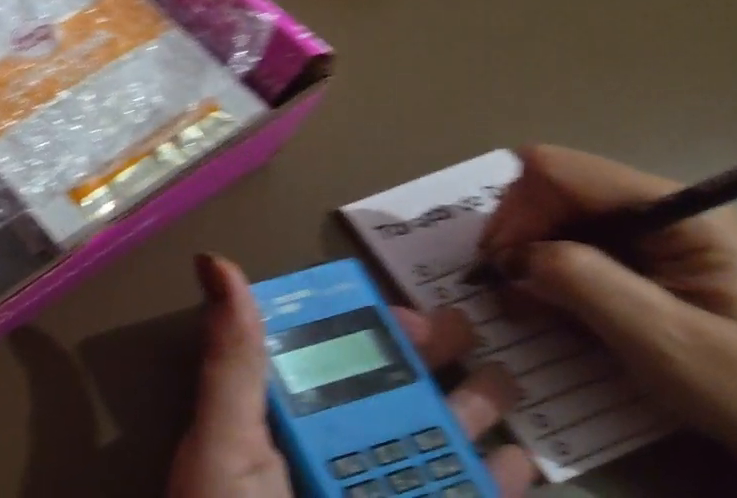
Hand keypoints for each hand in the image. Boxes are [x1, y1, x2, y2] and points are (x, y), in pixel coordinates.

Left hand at [169, 254, 535, 497]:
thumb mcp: (225, 446)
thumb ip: (232, 362)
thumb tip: (215, 263)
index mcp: (267, 428)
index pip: (312, 365)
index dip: (353, 333)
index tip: (401, 310)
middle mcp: (316, 461)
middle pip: (375, 402)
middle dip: (420, 367)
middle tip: (464, 329)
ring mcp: (364, 496)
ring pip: (422, 452)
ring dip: (466, 419)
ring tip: (505, 386)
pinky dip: (491, 486)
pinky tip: (521, 467)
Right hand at [480, 145, 736, 461]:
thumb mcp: (664, 340)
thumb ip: (581, 281)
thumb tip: (512, 256)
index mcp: (681, 215)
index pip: (560, 172)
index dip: (516, 209)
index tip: (498, 264)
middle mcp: (669, 214)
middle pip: (557, 191)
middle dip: (519, 234)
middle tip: (503, 286)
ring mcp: (666, 241)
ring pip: (564, 221)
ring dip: (531, 256)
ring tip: (524, 302)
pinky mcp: (659, 268)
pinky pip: (583, 249)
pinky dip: (553, 274)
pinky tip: (553, 308)